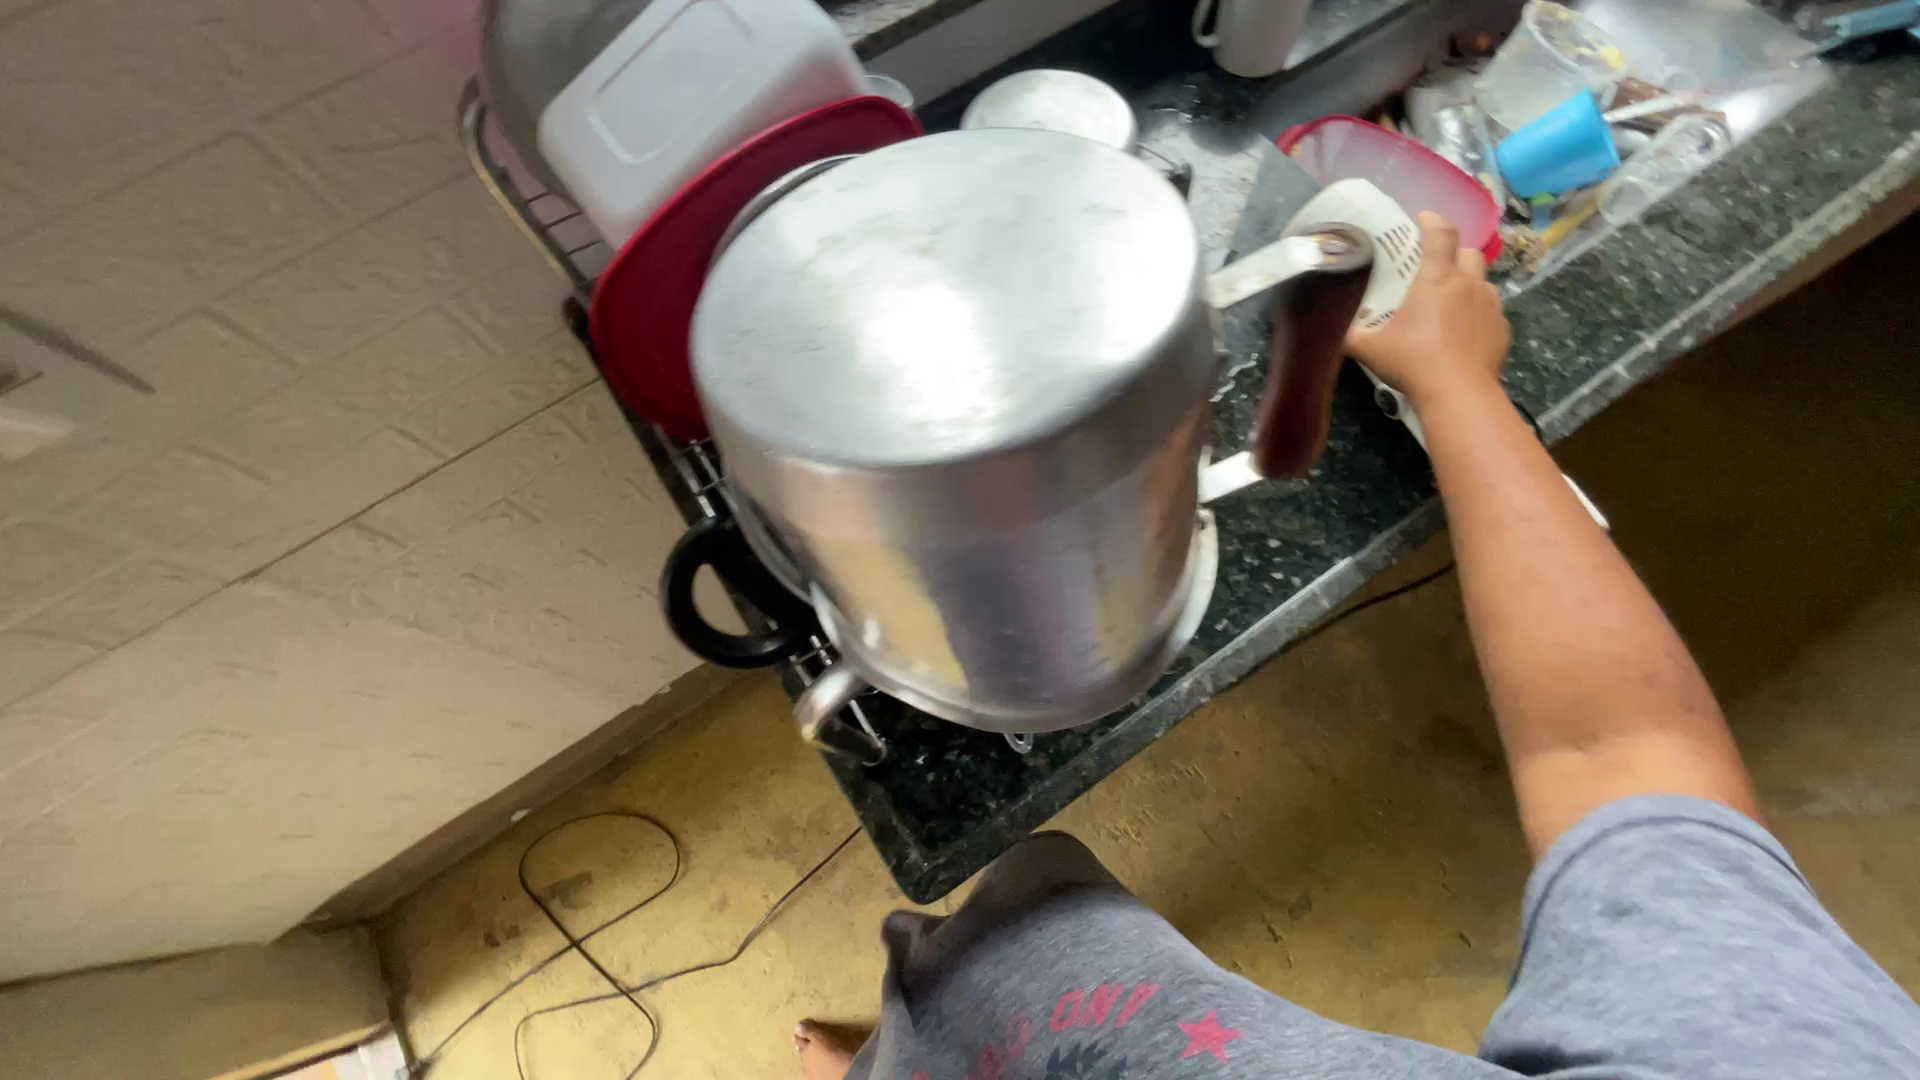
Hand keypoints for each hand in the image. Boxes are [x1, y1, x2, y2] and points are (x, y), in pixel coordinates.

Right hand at [1346, 212, 1509, 407]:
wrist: (1457, 391)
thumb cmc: (1411, 361)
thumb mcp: (1369, 349)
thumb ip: (1351, 335)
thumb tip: (1332, 330)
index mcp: (1436, 279)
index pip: (1441, 234)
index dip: (1432, 221)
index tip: (1423, 218)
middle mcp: (1468, 284)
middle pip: (1469, 252)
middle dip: (1454, 253)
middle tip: (1435, 267)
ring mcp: (1490, 305)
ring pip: (1483, 280)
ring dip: (1468, 283)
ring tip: (1449, 302)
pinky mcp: (1502, 328)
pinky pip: (1491, 310)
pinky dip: (1477, 313)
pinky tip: (1462, 331)